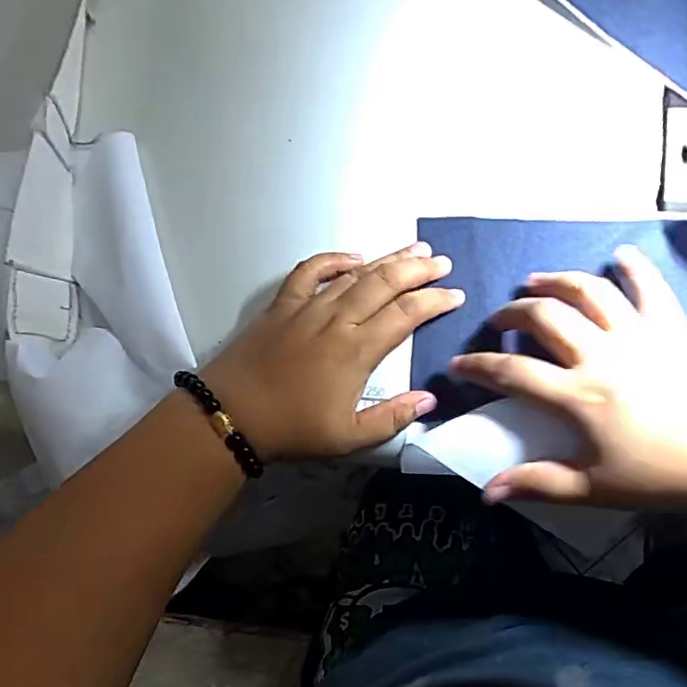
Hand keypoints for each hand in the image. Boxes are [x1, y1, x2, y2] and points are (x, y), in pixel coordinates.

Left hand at [202, 243, 461, 461]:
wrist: (230, 415)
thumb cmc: (293, 430)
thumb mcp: (350, 437)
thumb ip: (392, 417)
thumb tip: (429, 399)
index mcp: (357, 350)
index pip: (405, 315)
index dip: (434, 302)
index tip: (455, 295)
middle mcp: (336, 320)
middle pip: (384, 283)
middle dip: (417, 270)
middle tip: (442, 262)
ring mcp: (307, 308)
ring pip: (354, 274)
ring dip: (387, 259)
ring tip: (413, 249)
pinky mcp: (282, 306)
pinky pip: (310, 272)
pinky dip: (333, 260)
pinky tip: (353, 257)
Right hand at [448, 245, 686, 509]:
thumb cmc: (658, 477)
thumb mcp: (592, 488)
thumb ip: (538, 483)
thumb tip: (487, 491)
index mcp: (577, 395)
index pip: (513, 371)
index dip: (480, 366)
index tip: (460, 365)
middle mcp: (601, 354)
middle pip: (544, 316)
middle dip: (511, 313)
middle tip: (499, 321)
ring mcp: (638, 335)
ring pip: (588, 290)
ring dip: (556, 281)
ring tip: (536, 283)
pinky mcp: (671, 328)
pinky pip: (648, 288)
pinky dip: (633, 267)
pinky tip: (620, 256)